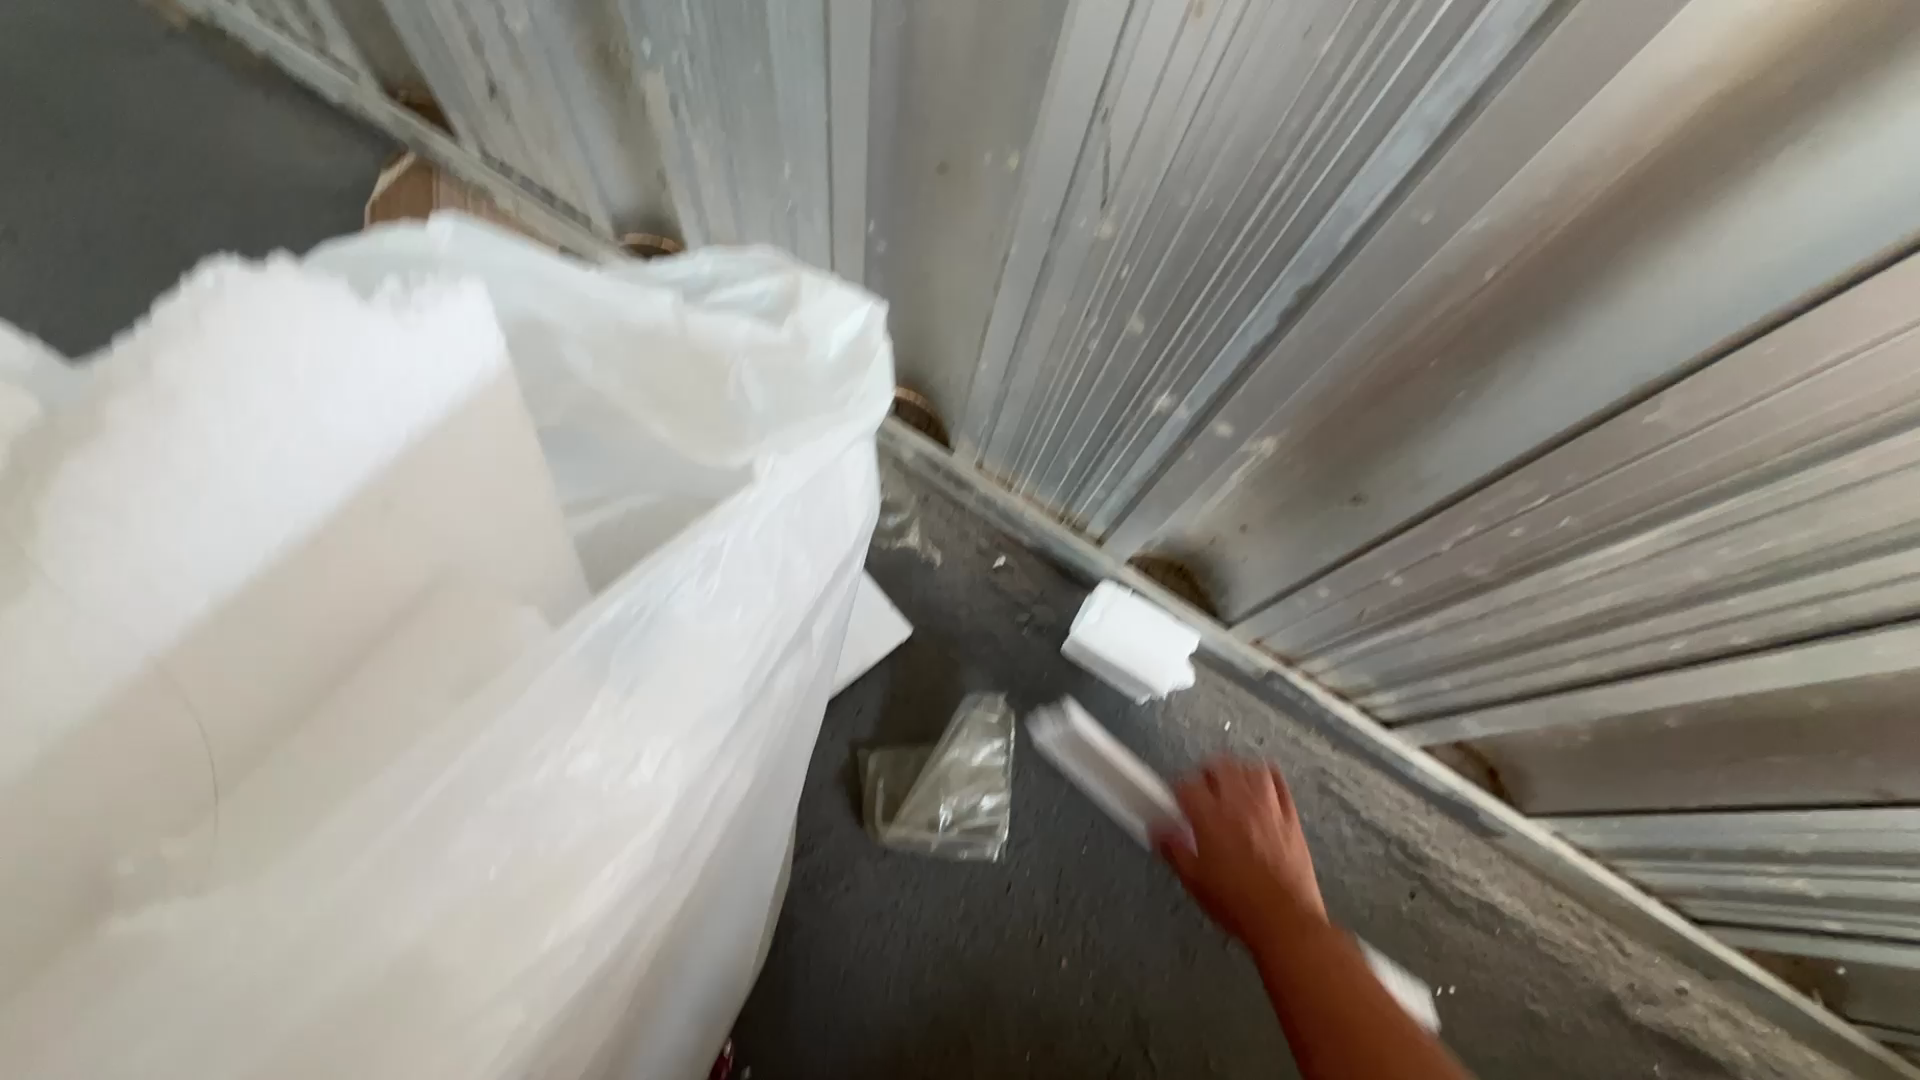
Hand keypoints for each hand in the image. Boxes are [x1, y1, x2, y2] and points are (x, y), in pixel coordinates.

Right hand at [1156, 758, 1326, 944]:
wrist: (1286, 920)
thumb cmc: (1236, 903)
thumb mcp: (1194, 881)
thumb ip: (1173, 849)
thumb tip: (1157, 829)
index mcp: (1210, 818)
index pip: (1187, 785)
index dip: (1179, 790)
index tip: (1178, 802)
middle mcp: (1238, 804)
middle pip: (1219, 766)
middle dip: (1206, 774)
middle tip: (1203, 790)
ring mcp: (1268, 807)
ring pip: (1250, 769)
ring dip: (1237, 771)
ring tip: (1231, 785)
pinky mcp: (1291, 817)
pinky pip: (1279, 782)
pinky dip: (1268, 778)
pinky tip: (1262, 787)